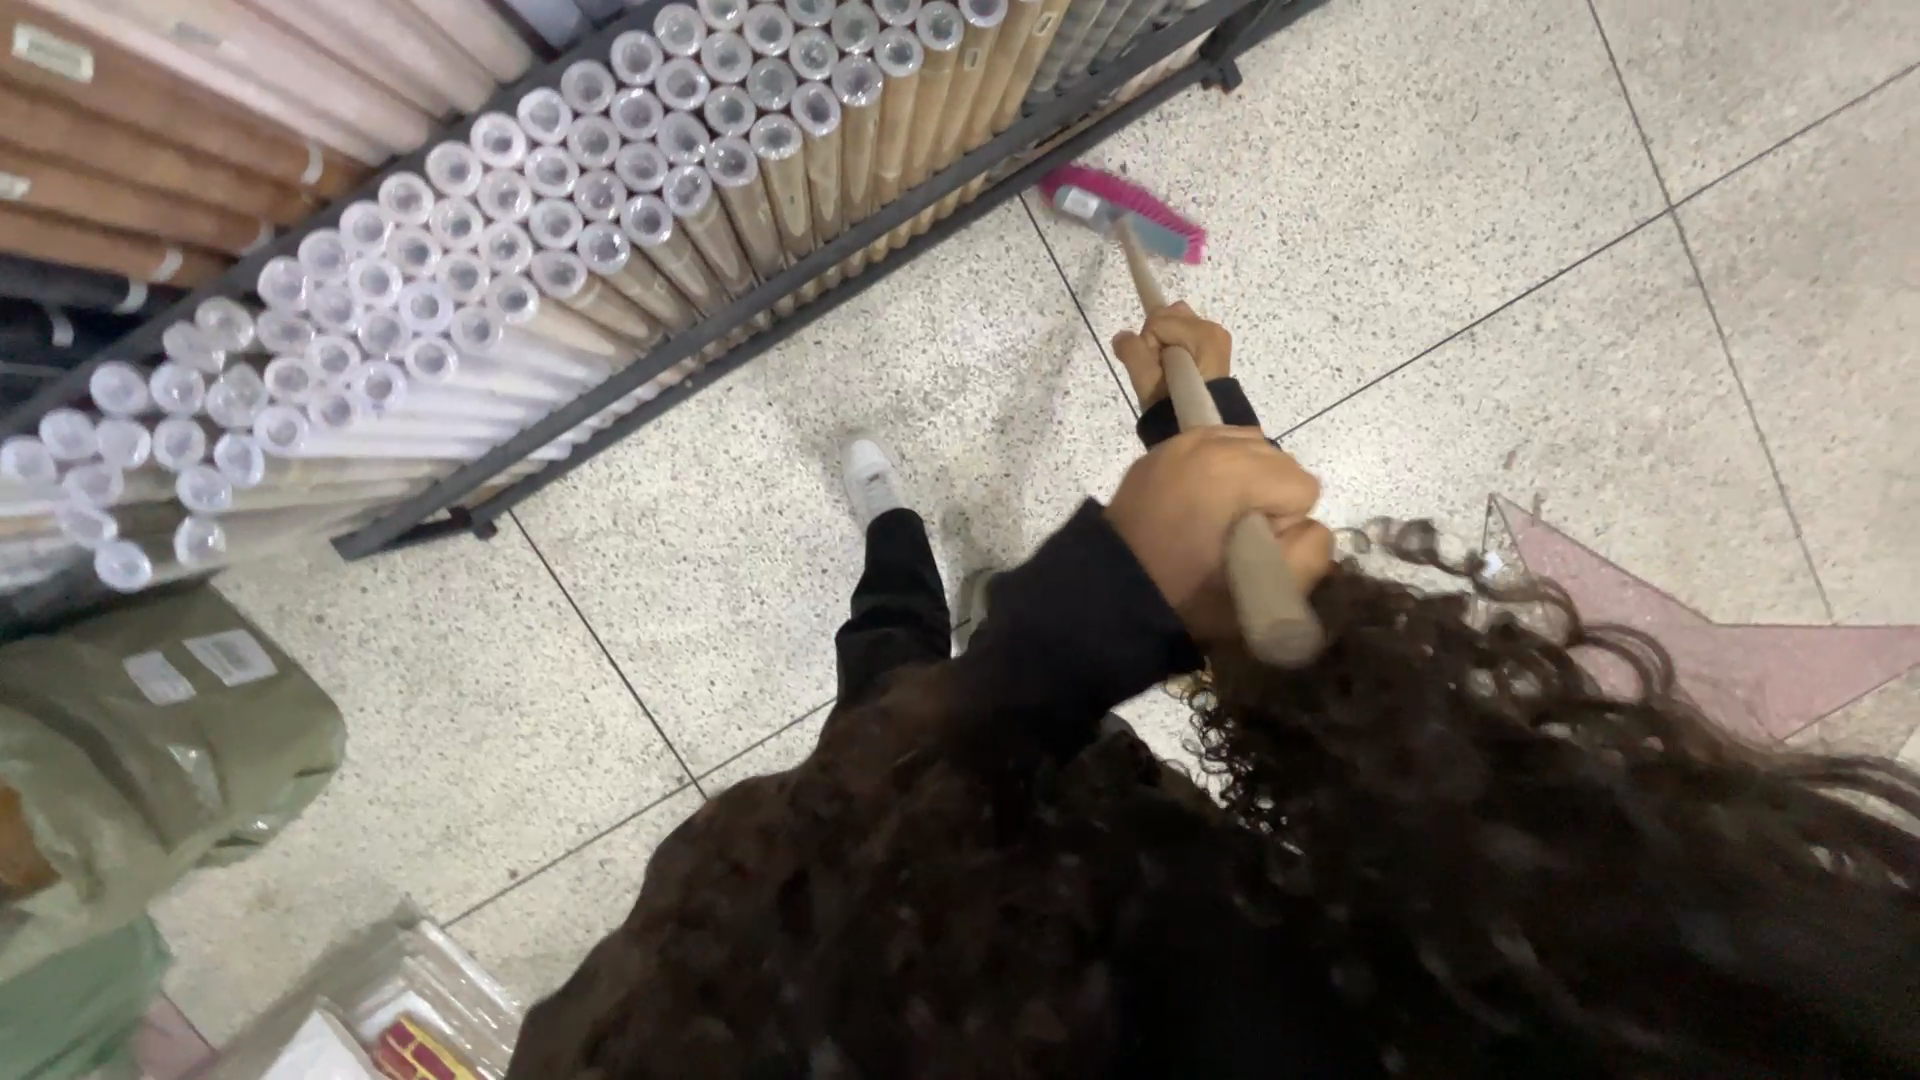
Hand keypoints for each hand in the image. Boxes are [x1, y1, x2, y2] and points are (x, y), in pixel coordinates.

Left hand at [1105, 428, 1332, 643]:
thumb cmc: (1186, 597)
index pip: (1303, 486)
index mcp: (1231, 471)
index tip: (1249, 549)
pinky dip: (1218, 468)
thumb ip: (1308, 556)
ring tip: (1213, 519)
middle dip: (1268, 498)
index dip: (1285, 525)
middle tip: (1230, 537)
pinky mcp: (1160, 450)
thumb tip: (1309, 525)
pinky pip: (1214, 444)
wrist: (1110, 591)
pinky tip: (1198, 503)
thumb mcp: (1260, 593)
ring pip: (1250, 446)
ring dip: (1246, 480)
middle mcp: (1206, 442)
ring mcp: (1179, 441)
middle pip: (1279, 460)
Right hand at [1111, 302, 1231, 409]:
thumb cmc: (1172, 404)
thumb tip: (1121, 337)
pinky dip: (1174, 344)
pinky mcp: (1213, 345)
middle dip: (1156, 338)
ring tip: (1168, 369)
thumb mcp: (1147, 380)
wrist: (1198, 426)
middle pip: (1168, 314)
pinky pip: (1184, 331)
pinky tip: (1176, 366)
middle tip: (1159, 368)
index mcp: (1202, 334)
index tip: (1153, 368)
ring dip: (1164, 341)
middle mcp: (1212, 329)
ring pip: (1175, 321)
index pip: (1157, 321)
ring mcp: (1215, 336)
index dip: (1146, 344)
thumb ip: (1131, 352)